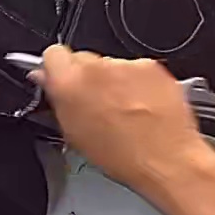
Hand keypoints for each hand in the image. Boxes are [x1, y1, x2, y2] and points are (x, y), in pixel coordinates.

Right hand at [32, 45, 214, 194]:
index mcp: (69, 83)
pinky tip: (140, 107)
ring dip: (112, 81)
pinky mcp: (150, 66)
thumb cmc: (122, 156)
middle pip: (82, 58)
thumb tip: (47, 80)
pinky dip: (136, 83)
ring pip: (109, 65)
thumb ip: (56, 99)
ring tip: (123, 111)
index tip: (61, 79)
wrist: (167, 160)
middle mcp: (96, 68)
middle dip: (85, 77)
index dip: (56, 68)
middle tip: (94, 104)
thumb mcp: (74, 134)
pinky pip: (135, 69)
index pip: (52, 53)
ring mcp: (125, 65)